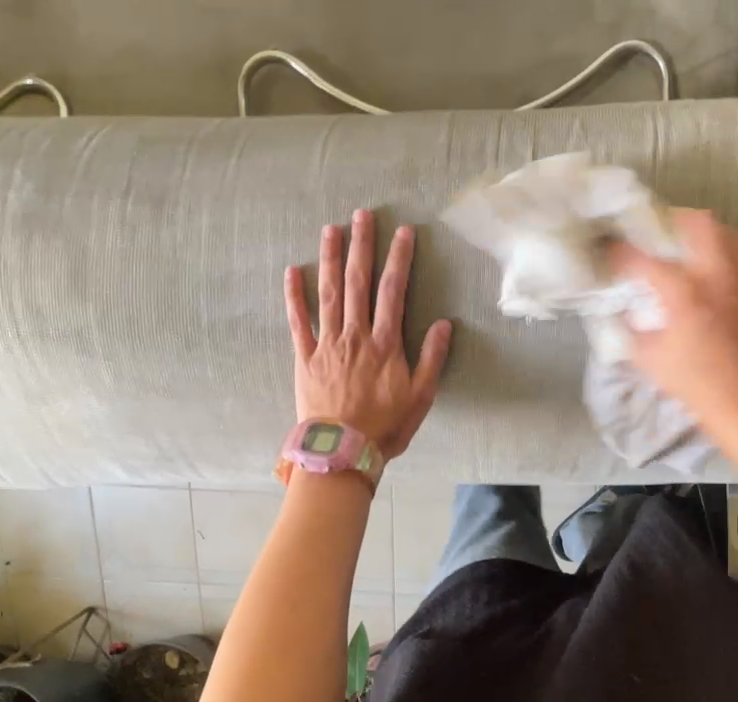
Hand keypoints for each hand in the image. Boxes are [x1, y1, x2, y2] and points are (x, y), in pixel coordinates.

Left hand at [285, 209, 453, 458]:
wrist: (343, 450)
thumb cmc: (386, 427)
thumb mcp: (421, 397)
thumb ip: (431, 359)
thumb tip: (445, 324)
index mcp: (385, 344)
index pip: (393, 292)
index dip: (398, 259)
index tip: (403, 232)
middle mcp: (355, 336)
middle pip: (358, 283)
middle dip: (362, 246)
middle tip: (363, 214)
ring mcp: (327, 344)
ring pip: (329, 294)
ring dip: (330, 259)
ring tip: (332, 229)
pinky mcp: (305, 358)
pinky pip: (298, 322)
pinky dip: (294, 296)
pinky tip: (292, 271)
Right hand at [607, 208, 737, 420]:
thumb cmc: (694, 383)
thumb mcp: (649, 359)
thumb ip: (633, 330)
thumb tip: (627, 314)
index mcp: (683, 290)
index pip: (644, 258)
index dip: (622, 251)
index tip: (611, 249)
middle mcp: (718, 275)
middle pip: (700, 223)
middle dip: (677, 222)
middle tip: (664, 233)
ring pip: (731, 238)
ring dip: (710, 239)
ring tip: (696, 253)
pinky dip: (732, 270)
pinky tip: (723, 287)